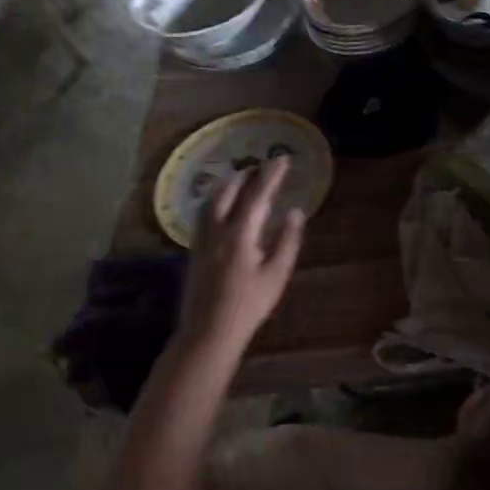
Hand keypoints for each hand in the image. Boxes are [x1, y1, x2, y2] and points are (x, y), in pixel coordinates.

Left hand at [176, 156, 306, 352]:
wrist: (209, 331)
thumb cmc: (249, 305)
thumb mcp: (276, 275)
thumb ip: (287, 240)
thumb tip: (295, 212)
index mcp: (240, 234)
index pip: (257, 195)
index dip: (272, 175)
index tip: (283, 159)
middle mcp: (217, 230)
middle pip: (228, 191)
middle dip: (246, 175)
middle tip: (262, 167)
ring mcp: (202, 239)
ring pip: (211, 200)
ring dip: (227, 185)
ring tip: (241, 179)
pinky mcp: (194, 250)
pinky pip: (203, 214)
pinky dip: (215, 200)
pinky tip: (221, 207)